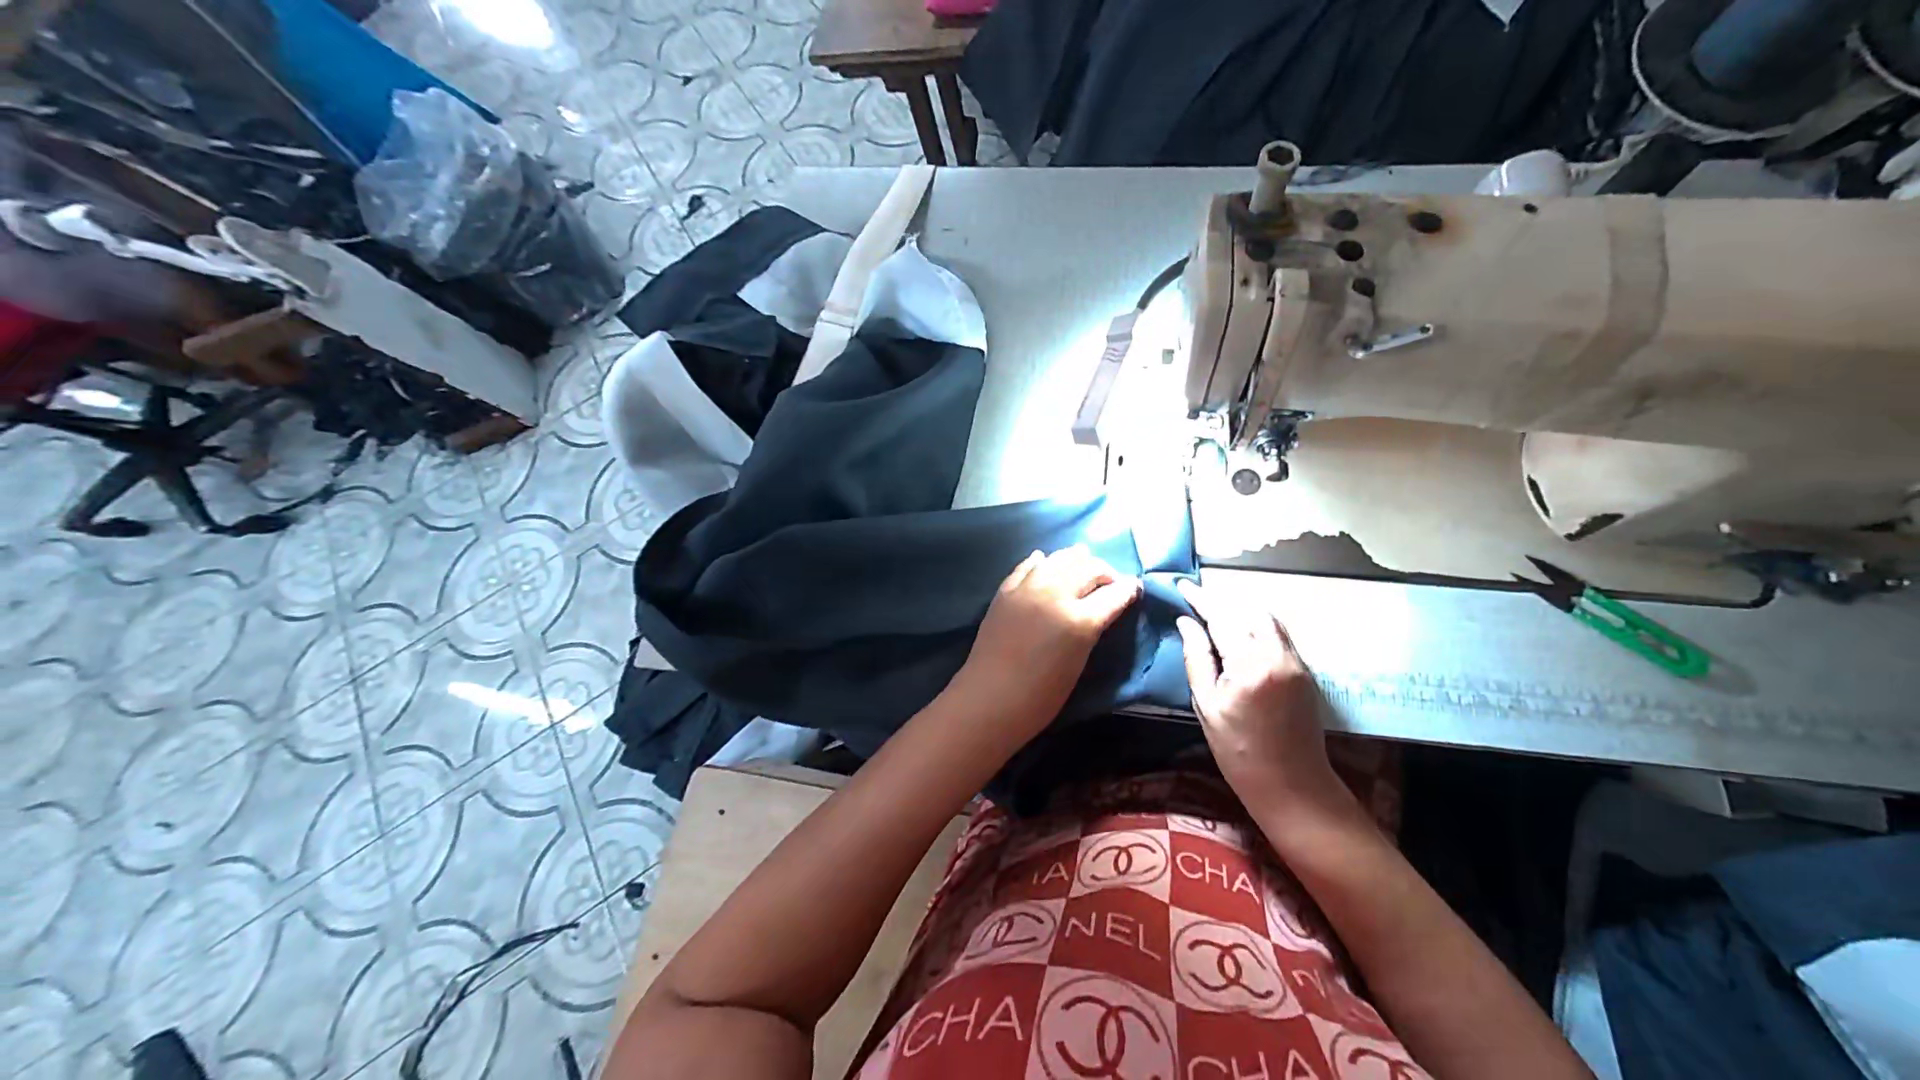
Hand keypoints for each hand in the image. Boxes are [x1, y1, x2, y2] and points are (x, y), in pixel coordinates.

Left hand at [950, 546, 1141, 743]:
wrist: (990, 698)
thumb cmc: (1041, 696)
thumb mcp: (1079, 662)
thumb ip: (1092, 628)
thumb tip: (1101, 608)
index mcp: (1079, 620)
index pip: (1114, 593)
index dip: (1128, 589)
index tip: (1134, 588)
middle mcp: (1055, 595)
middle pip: (1088, 568)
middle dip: (1105, 572)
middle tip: (1111, 582)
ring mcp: (1027, 589)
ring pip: (1059, 559)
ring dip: (1075, 560)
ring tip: (1083, 562)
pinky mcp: (1005, 591)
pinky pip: (1028, 566)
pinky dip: (1042, 562)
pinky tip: (1045, 561)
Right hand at [1176, 580, 1350, 819]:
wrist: (1292, 784)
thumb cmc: (1238, 751)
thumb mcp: (1206, 705)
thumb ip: (1196, 658)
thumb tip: (1186, 623)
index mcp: (1250, 665)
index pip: (1222, 617)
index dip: (1200, 598)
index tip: (1181, 586)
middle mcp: (1278, 655)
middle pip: (1248, 610)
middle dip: (1221, 600)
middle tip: (1195, 599)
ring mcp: (1296, 661)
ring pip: (1267, 618)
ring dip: (1241, 609)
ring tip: (1215, 612)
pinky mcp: (1305, 670)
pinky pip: (1278, 633)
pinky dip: (1257, 623)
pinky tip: (1240, 630)